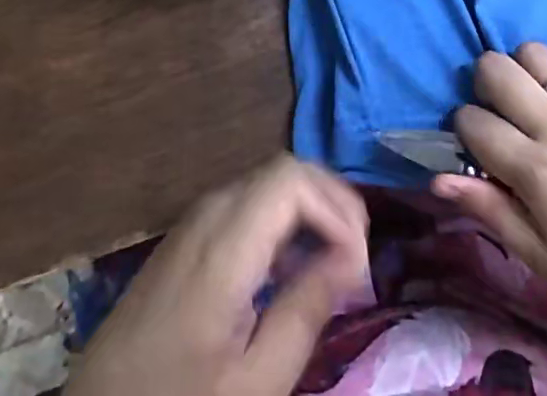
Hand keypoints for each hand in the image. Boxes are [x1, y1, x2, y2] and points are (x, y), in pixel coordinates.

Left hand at [65, 156, 369, 395]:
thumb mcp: (257, 378)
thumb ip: (307, 309)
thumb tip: (352, 257)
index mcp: (224, 244)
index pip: (291, 178)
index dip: (336, 206)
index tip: (358, 261)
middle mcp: (209, 213)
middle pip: (283, 171)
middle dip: (330, 201)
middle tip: (357, 255)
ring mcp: (194, 218)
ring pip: (267, 182)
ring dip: (309, 209)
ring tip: (335, 258)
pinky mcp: (188, 232)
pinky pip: (247, 202)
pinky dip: (282, 218)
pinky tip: (292, 264)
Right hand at [435, 44, 546, 352]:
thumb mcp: (545, 260)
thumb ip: (490, 211)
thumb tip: (437, 178)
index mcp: (538, 171)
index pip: (472, 120)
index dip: (463, 131)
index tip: (475, 151)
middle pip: (496, 68)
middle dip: (482, 87)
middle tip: (496, 119)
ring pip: (534, 52)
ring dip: (520, 71)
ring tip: (528, 104)